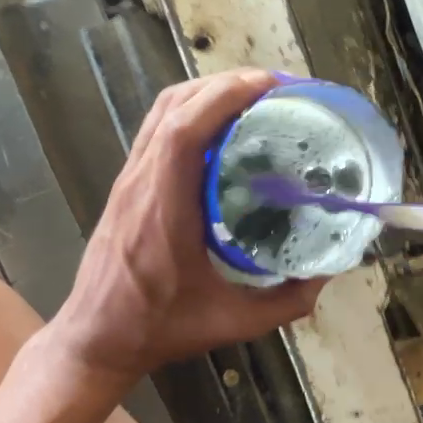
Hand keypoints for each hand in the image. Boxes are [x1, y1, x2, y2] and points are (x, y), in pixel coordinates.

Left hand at [49, 69, 322, 376]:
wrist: (97, 338)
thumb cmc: (161, 328)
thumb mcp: (233, 322)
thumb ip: (285, 302)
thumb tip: (325, 276)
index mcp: (165, 210)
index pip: (184, 130)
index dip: (225, 97)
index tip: (270, 86)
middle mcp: (142, 183)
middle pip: (174, 106)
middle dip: (225, 84)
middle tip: (275, 89)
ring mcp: (129, 181)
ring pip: (161, 111)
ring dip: (206, 92)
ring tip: (252, 97)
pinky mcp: (126, 186)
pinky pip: (156, 130)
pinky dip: (189, 112)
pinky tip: (221, 127)